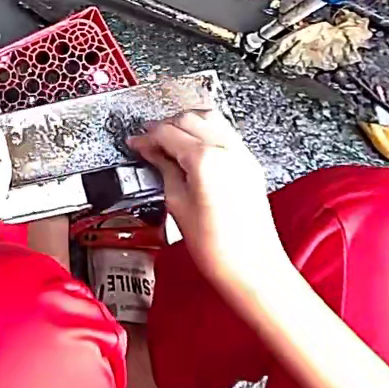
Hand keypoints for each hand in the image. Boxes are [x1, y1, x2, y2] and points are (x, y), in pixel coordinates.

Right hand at [127, 110, 289, 297]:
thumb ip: (164, 169)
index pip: (167, 132)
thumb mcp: (176, 203)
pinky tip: (192, 148)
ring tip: (169, 141)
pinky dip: (205, 133)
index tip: (135, 142)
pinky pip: (224, 133)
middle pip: (189, 119)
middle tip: (148, 141)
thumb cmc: (218, 246)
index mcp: (205, 158)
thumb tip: (152, 152)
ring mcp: (242, 156)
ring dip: (187, 124)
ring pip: (210, 119)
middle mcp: (227, 150)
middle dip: (165, 126)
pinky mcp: (250, 165)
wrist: (253, 269)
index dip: (146, 136)